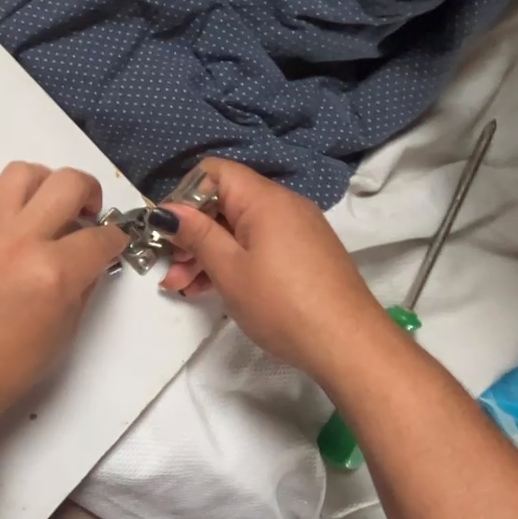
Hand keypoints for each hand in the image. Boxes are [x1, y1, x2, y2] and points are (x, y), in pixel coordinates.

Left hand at [0, 162, 129, 421]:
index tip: (114, 242)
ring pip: (25, 171)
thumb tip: (97, 252)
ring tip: (48, 207)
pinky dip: (10, 194)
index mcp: (53, 273)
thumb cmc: (13, 362)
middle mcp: (21, 239)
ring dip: (46, 184)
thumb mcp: (68, 327)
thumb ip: (86, 280)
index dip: (115, 239)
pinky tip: (16, 217)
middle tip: (87, 215)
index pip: (101, 237)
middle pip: (68, 184)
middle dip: (89, 195)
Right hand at [157, 159, 392, 377]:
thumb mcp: (229, 269)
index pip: (214, 172)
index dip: (184, 194)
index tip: (168, 229)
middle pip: (224, 202)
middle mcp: (283, 205)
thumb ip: (196, 234)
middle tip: (170, 266)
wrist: (350, 346)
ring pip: (238, 228)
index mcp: (264, 199)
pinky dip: (232, 260)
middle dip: (191, 231)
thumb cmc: (282, 303)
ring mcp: (296, 230)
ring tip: (182, 286)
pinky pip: (257, 244)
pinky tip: (211, 288)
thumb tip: (166, 210)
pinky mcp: (303, 254)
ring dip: (207, 251)